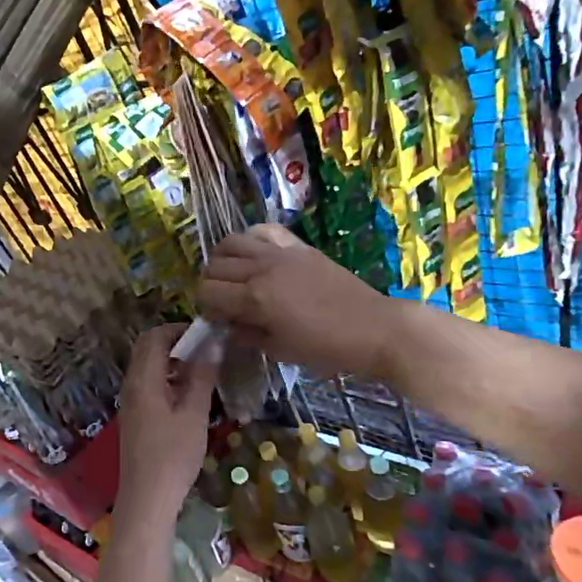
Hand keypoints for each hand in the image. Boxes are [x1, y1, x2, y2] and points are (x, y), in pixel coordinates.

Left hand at [116, 324, 217, 520]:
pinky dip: (166, 377)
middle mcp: (131, 385)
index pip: (154, 337)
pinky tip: (188, 392)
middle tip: (204, 346)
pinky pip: (148, 384)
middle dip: (174, 341)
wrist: (147, 498)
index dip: (178, 329)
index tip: (205, 332)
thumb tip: (212, 345)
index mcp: (142, 380)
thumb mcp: (193, 415)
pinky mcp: (134, 417)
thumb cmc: (173, 456)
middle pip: (146, 349)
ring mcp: (130, 402)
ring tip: (201, 367)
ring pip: (147, 366)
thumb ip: (201, 377)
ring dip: (171, 360)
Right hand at [196, 224, 398, 379]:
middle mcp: (261, 269)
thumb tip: (228, 325)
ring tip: (235, 276)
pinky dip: (251, 238)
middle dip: (212, 284)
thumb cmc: (327, 349)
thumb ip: (247, 335)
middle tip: (225, 301)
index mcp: (254, 299)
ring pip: (232, 242)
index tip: (218, 318)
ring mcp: (280, 253)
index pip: (207, 291)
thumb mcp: (280, 351)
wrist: (375, 328)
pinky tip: (256, 255)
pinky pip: (264, 230)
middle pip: (215, 266)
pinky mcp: (298, 246)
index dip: (206, 306)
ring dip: (225, 259)